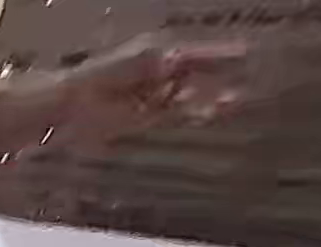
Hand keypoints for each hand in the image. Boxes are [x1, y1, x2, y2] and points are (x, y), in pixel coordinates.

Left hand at [62, 36, 248, 136]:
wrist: (73, 104)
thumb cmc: (102, 74)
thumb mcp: (136, 60)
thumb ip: (161, 61)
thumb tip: (182, 59)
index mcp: (160, 53)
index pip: (198, 52)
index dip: (222, 53)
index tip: (247, 52)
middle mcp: (161, 75)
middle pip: (197, 76)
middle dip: (220, 78)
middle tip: (245, 84)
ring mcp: (153, 98)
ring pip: (188, 98)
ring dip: (209, 100)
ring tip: (232, 102)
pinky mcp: (142, 120)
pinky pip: (172, 115)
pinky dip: (190, 113)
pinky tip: (206, 113)